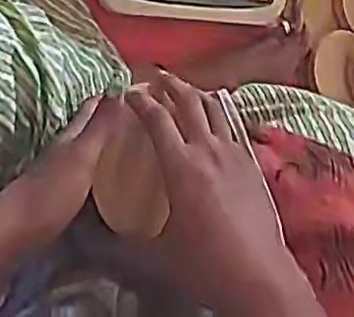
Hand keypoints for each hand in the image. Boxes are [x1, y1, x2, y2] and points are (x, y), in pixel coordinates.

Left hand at [1, 96, 125, 241]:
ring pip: (81, 149)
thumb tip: (118, 90)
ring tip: (120, 143)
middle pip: (85, 126)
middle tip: (129, 113)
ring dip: (98, 143)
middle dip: (104, 117)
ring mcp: (56, 172)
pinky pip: (80, 172)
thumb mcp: (82, 157)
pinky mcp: (54, 196)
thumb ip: (100, 128)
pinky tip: (101, 179)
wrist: (14, 234)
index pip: (89, 108)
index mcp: (69, 136)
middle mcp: (62, 149)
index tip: (127, 86)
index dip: (107, 96)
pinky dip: (93, 168)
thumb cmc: (51, 192)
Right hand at [117, 74, 320, 315]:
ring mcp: (232, 152)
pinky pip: (231, 125)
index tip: (129, 92)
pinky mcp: (250, 161)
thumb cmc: (206, 265)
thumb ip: (124, 244)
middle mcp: (207, 149)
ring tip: (184, 90)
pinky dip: (217, 113)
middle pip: (188, 101)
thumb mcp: (158, 257)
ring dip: (195, 93)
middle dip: (169, 84)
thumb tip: (94, 239)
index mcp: (181, 166)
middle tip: (157, 77)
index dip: (140, 101)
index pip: (157, 119)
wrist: (258, 276)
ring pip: (213, 107)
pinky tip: (214, 120)